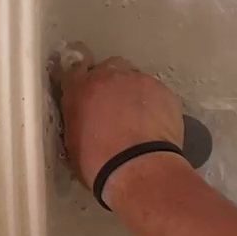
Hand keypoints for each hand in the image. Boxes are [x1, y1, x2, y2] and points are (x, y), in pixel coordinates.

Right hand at [57, 49, 186, 200]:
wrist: (137, 168)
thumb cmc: (97, 162)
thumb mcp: (73, 141)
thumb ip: (77, 119)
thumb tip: (85, 119)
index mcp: (79, 89)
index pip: (74, 70)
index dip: (82, 79)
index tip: (86, 89)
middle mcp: (107, 77)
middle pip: (109, 67)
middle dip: (111, 82)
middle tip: (115, 105)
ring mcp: (138, 81)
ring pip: (135, 78)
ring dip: (134, 92)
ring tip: (139, 118)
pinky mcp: (164, 91)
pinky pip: (157, 92)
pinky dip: (155, 104)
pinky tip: (155, 124)